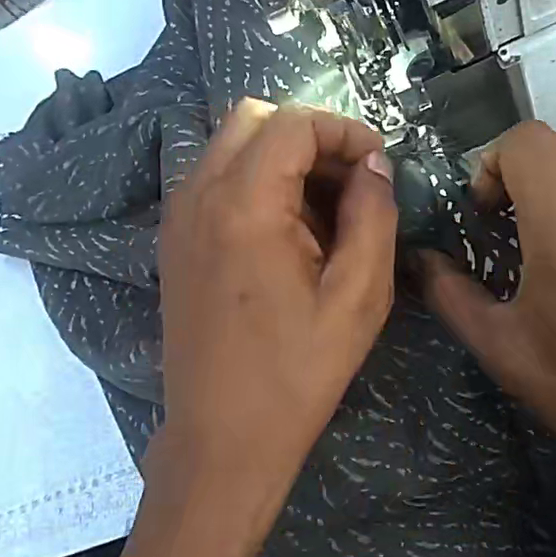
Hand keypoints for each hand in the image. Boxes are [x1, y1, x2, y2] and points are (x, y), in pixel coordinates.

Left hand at [157, 99, 395, 511]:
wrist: (224, 437)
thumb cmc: (300, 370)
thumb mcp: (360, 295)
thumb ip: (373, 215)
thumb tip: (375, 165)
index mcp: (243, 206)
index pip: (293, 123)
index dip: (344, 131)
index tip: (380, 166)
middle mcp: (197, 197)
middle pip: (255, 120)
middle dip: (312, 137)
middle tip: (354, 183)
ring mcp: (177, 218)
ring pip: (233, 147)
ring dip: (286, 160)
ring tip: (329, 212)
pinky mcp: (175, 242)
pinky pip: (218, 181)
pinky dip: (260, 184)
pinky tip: (292, 235)